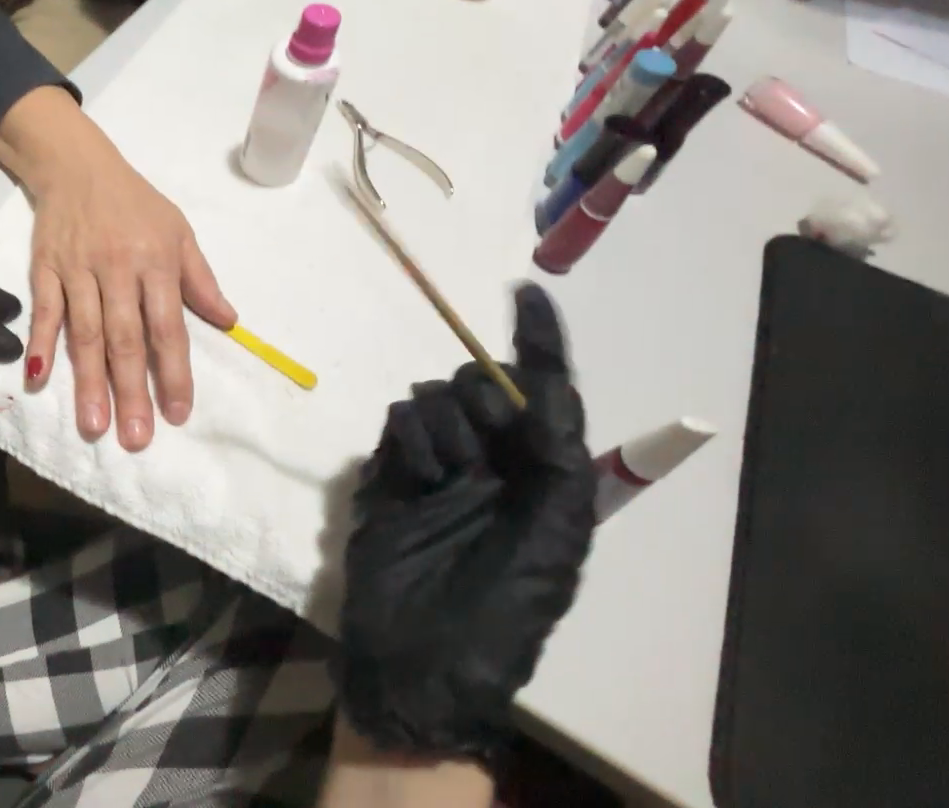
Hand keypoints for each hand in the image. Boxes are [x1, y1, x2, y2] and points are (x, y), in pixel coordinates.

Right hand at [0, 87, 233, 449]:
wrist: (77, 166)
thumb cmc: (136, 203)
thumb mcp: (178, 231)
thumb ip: (200, 279)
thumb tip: (231, 322)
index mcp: (157, 261)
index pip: (168, 326)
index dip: (173, 372)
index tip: (177, 414)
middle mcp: (118, 268)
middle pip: (125, 337)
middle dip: (131, 390)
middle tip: (136, 438)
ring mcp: (78, 269)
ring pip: (85, 332)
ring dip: (88, 381)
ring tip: (94, 425)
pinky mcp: (45, 268)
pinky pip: (44, 311)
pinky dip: (41, 344)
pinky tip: (38, 379)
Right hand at [336, 284, 595, 759]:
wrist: (419, 657)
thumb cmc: (504, 607)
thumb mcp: (556, 537)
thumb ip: (558, 457)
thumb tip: (550, 385)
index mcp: (542, 472)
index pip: (545, 390)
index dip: (540, 340)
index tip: (525, 291)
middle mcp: (492, 457)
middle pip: (480, 384)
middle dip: (482, 402)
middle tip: (481, 455)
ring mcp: (437, 462)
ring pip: (433, 398)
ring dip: (443, 429)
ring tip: (443, 481)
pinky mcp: (390, 470)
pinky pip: (397, 422)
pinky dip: (407, 440)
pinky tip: (414, 478)